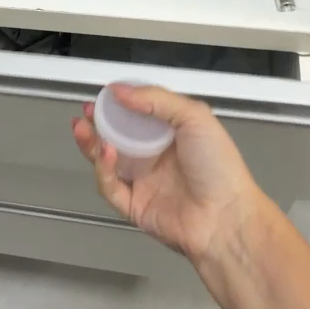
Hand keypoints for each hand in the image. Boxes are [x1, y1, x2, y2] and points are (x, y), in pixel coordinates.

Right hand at [71, 83, 272, 262]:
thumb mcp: (194, 117)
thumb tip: (120, 90)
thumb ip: (156, 99)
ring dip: (92, 144)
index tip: (104, 94)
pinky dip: (103, 169)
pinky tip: (105, 153)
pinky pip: (110, 187)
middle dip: (98, 122)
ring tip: (83, 129)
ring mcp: (143, 181)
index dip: (119, 102)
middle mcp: (155, 155)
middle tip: (86, 112)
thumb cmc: (218, 166)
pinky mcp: (134, 206)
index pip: (137, 112)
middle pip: (116, 135)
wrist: (226, 218)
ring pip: (107, 160)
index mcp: (171, 133)